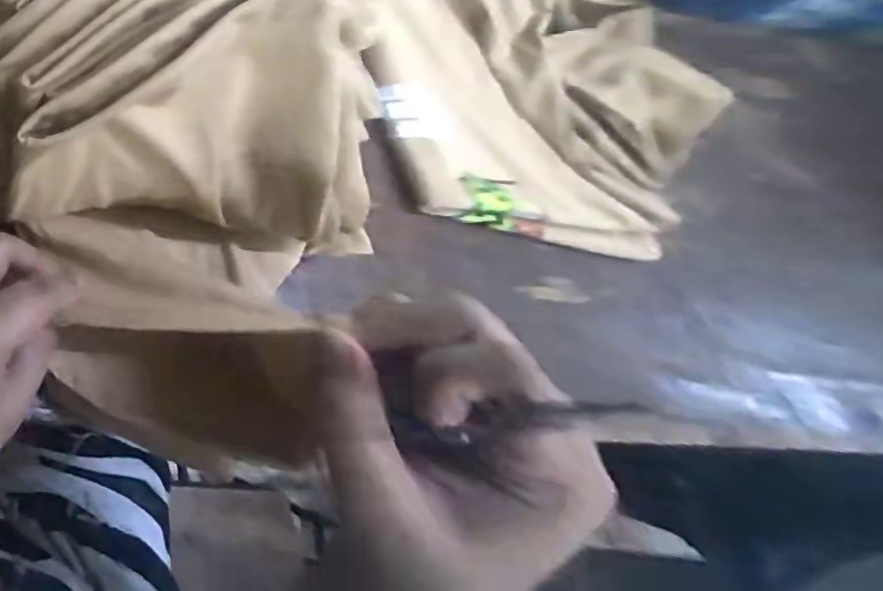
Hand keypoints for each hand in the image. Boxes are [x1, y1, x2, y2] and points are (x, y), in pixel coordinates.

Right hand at [308, 294, 615, 590]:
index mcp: (555, 461)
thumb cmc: (410, 572)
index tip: (415, 417)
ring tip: (358, 381)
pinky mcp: (463, 390)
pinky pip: (416, 334)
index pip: (505, 363)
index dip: (443, 368)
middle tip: (354, 367)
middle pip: (469, 324)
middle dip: (399, 332)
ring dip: (383, 334)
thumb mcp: (378, 506)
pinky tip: (364, 381)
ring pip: (438, 318)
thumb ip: (353, 422)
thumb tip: (327, 333)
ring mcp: (499, 398)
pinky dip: (377, 341)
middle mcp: (540, 417)